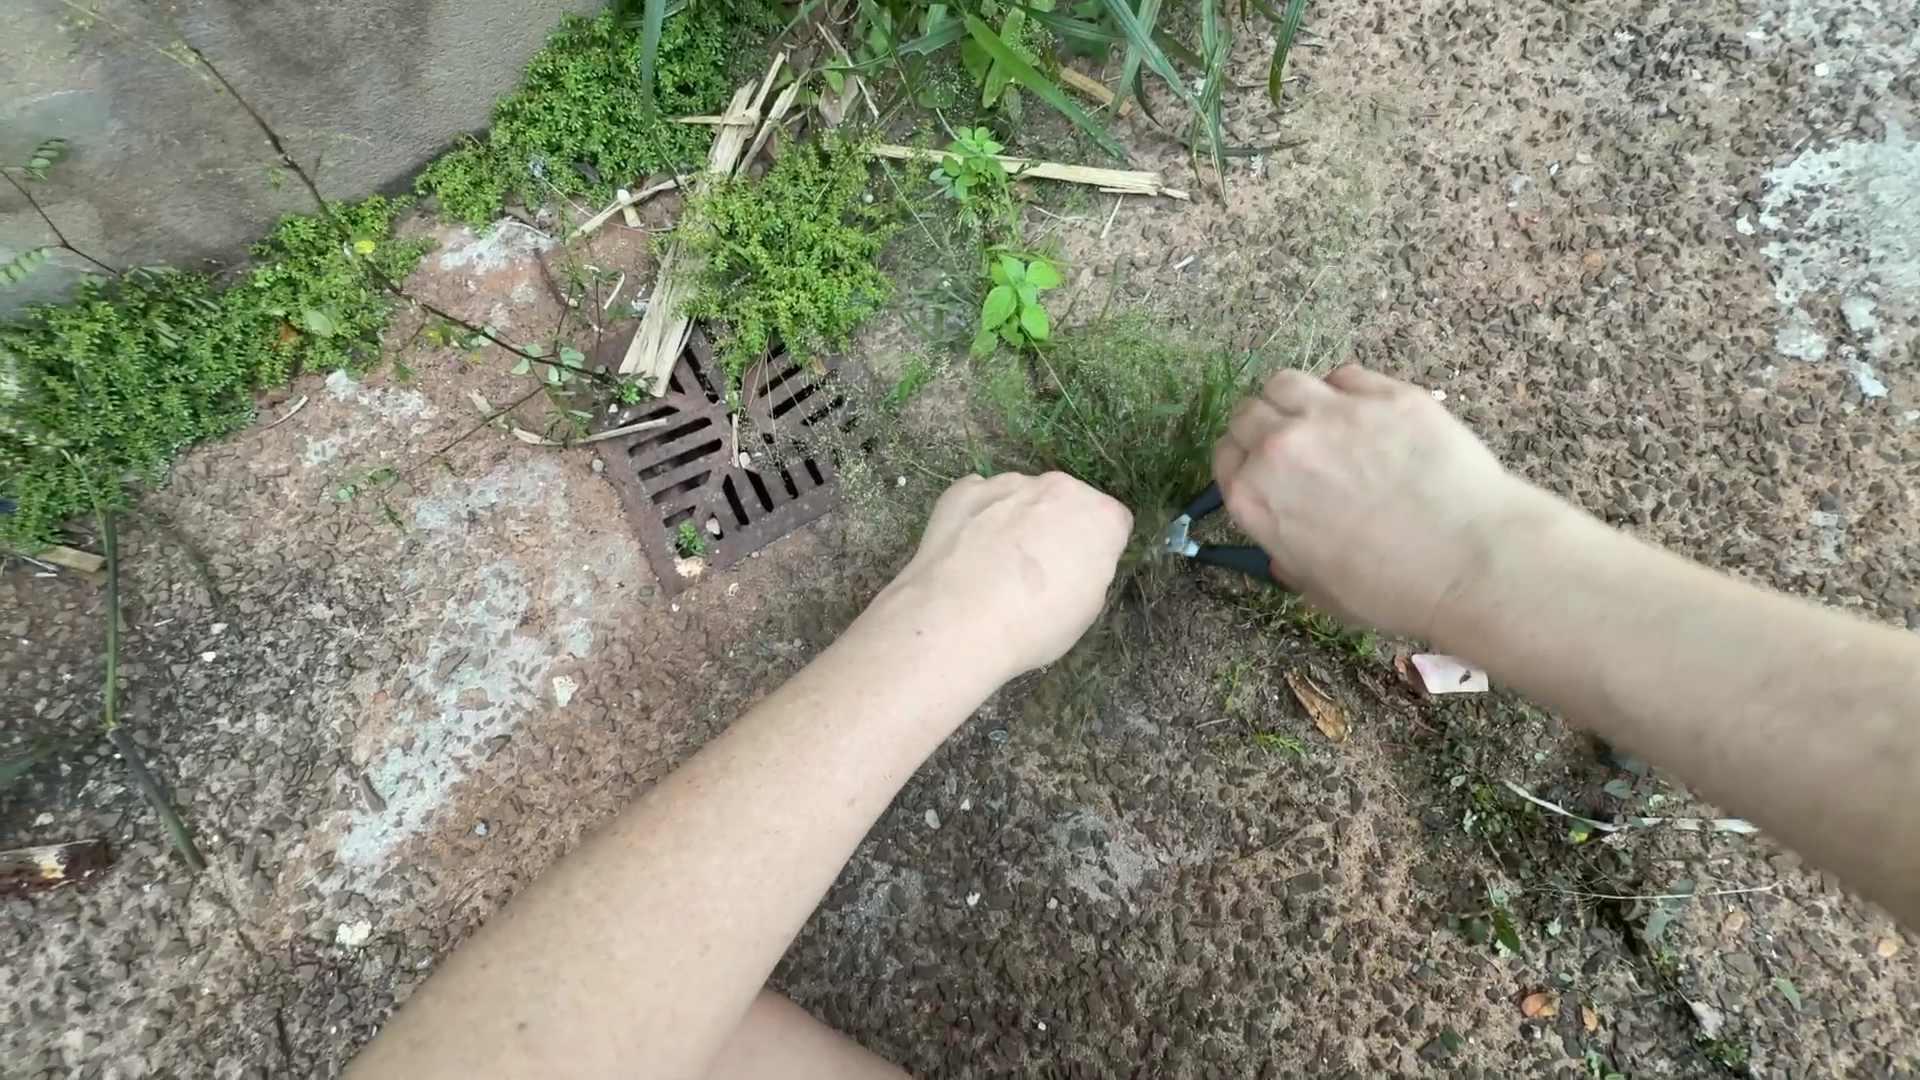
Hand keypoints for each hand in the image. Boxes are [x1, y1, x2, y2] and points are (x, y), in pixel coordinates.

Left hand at [869, 472, 1131, 679]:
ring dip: (1014, 519)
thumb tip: (1072, 562)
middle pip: (1065, 502)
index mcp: (1100, 516)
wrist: (957, 621)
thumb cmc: (1032, 625)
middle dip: (1055, 527)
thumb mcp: (1085, 611)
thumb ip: (1089, 571)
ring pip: (1020, 498)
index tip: (1077, 573)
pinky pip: (979, 499)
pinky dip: (976, 518)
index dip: (1095, 550)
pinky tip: (964, 552)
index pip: (1112, 523)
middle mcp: (1057, 487)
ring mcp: (1006, 484)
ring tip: (991, 564)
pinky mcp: (963, 490)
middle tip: (1034, 570)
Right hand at [1212, 366, 1555, 639]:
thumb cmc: (1389, 590)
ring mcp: (1331, 414)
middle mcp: (1279, 446)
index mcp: (1253, 495)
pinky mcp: (1384, 395)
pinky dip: (1344, 391)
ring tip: (1318, 418)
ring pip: (1285, 383)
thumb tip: (1287, 550)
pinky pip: (1344, 376)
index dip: (1240, 461)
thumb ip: (1287, 557)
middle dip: (1260, 427)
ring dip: (1293, 400)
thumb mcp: (1314, 588)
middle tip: (1287, 443)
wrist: (1470, 563)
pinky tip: (1363, 414)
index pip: (1224, 456)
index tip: (1256, 466)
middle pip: (1247, 414)